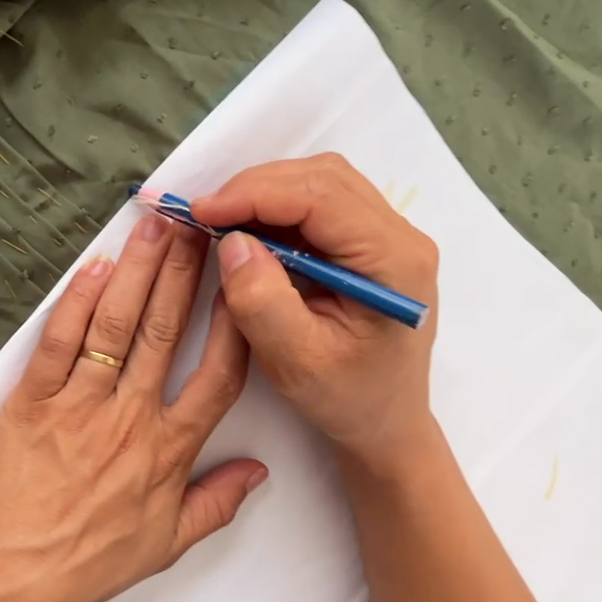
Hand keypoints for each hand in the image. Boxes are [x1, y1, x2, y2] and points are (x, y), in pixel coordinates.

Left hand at [0, 214, 266, 601]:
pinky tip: (93, 268)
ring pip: (115, 326)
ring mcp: (80, 404)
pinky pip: (58, 344)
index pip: (217, 378)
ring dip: (136, 272)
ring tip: (154, 227)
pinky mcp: (34, 400)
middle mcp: (130, 417)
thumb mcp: (167, 544)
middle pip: (164, 333)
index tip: (242, 285)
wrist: (17, 567)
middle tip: (196, 226)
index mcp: (168, 450)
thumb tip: (258, 471)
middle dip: (182, 274)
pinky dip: (75, 304)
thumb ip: (217, 504)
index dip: (233, 328)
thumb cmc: (91, 558)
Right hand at [192, 154, 439, 464]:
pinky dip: (277, 210)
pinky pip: (320, 205)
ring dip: (265, 195)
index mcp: (393, 262)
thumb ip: (263, 302)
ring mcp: (388, 236)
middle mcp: (400, 236)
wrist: (385, 423)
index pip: (322, 196)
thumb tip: (233, 242)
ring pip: (321, 183)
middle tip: (205, 216)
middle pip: (323, 178)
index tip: (201, 212)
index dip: (255, 194)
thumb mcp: (296, 362)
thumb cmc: (346, 399)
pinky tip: (250, 233)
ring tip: (223, 223)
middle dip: (256, 188)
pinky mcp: (370, 243)